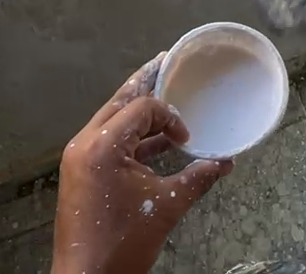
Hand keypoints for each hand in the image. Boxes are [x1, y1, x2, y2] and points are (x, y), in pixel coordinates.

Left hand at [52, 53, 233, 273]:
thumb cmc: (123, 244)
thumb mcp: (165, 207)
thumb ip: (197, 178)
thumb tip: (226, 162)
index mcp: (103, 145)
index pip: (141, 107)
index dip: (168, 115)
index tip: (186, 138)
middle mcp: (85, 142)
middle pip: (120, 101)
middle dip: (145, 84)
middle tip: (165, 61)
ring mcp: (79, 157)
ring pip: (112, 119)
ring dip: (137, 110)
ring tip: (162, 94)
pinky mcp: (80, 171)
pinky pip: (107, 140)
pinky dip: (129, 135)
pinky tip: (153, 140)